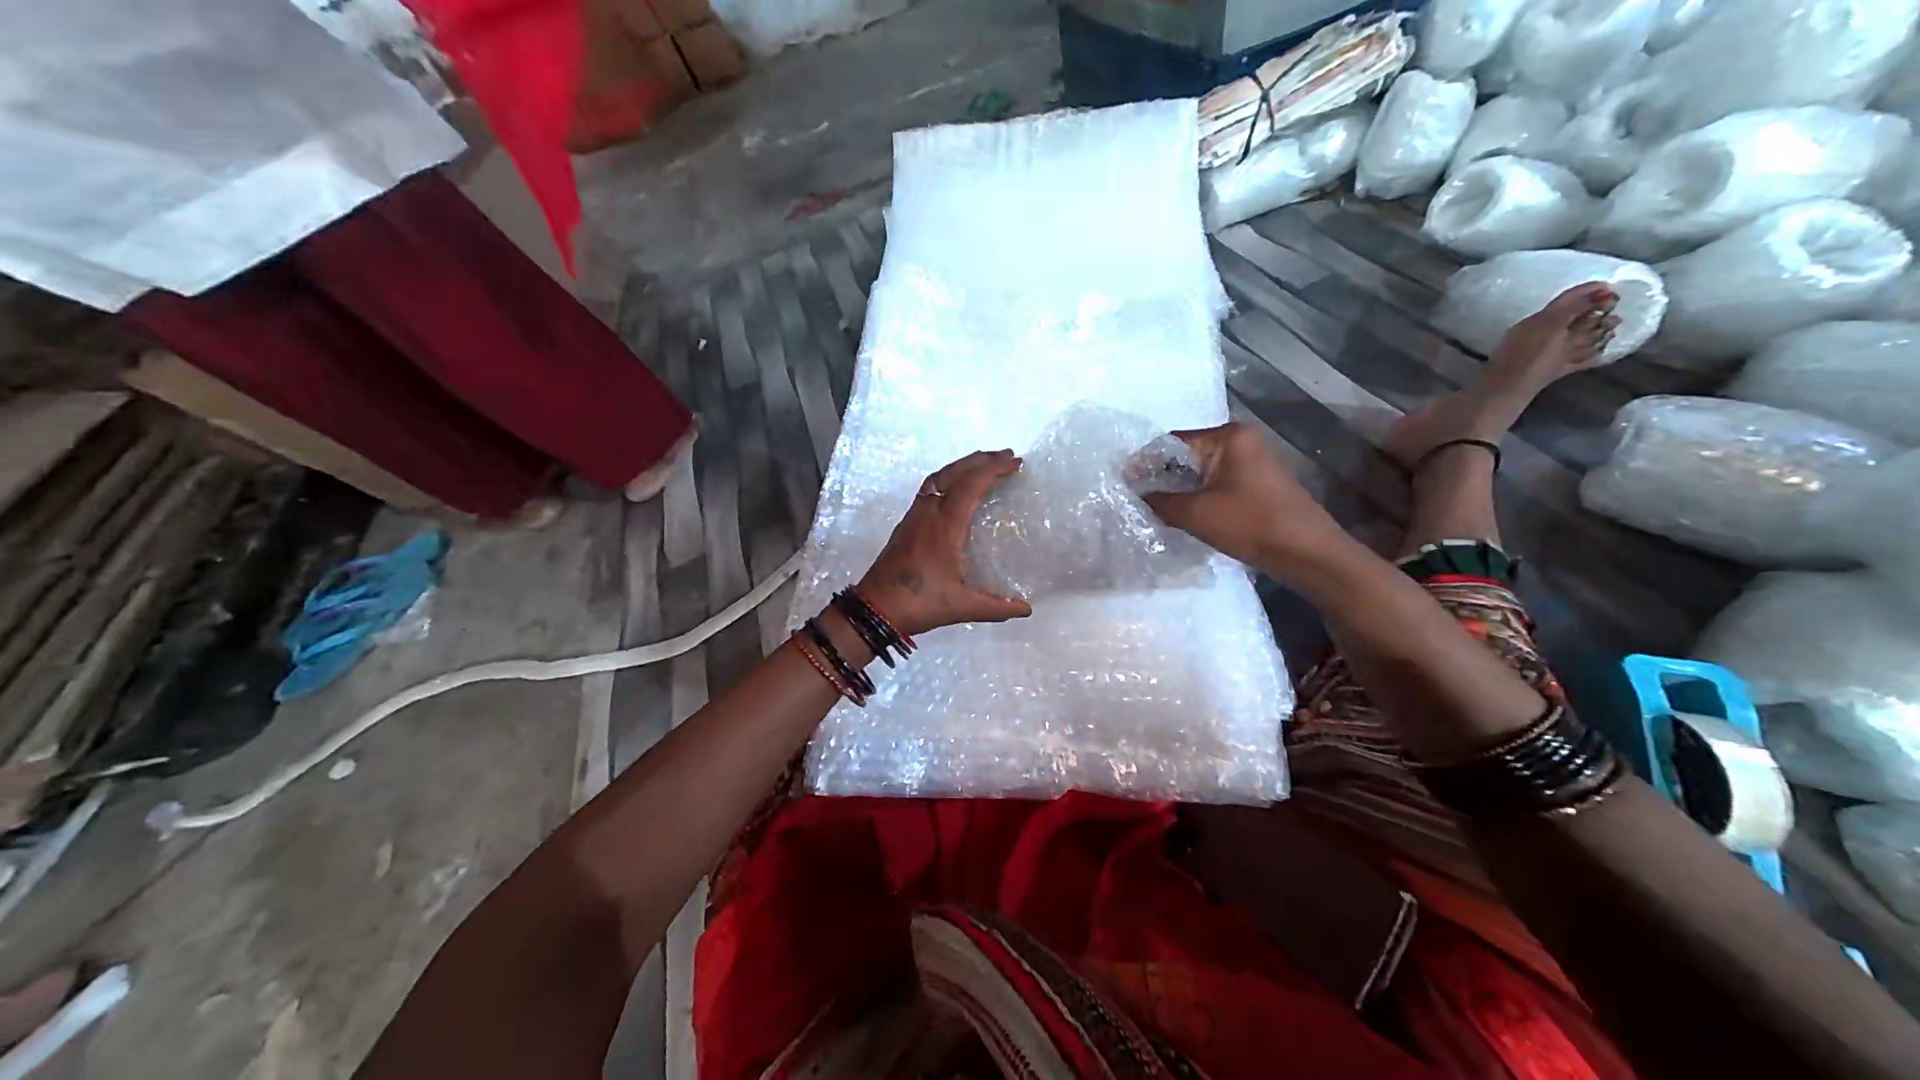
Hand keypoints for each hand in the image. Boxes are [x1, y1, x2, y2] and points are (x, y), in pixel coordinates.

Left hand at [856, 450, 1033, 635]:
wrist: (875, 608)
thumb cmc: (919, 603)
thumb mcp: (962, 606)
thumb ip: (997, 607)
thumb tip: (1026, 609)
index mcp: (944, 525)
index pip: (971, 485)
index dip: (994, 469)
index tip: (1016, 463)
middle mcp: (928, 513)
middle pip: (954, 473)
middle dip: (982, 460)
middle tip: (1007, 456)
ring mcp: (914, 516)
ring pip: (938, 477)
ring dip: (963, 466)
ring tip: (984, 465)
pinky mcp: (906, 524)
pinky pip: (929, 489)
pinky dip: (947, 478)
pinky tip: (956, 488)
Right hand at [1143, 422, 1351, 574]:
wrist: (1307, 553)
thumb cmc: (1251, 524)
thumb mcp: (1195, 513)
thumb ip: (1159, 500)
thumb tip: (1135, 494)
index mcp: (1228, 436)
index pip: (1172, 442)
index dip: (1145, 463)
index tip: (1122, 483)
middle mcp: (1241, 441)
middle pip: (1186, 455)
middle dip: (1160, 477)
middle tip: (1133, 498)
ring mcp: (1251, 462)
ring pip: (1200, 472)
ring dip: (1178, 490)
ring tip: (1152, 509)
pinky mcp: (1256, 484)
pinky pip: (1215, 484)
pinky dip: (1197, 497)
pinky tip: (1182, 515)